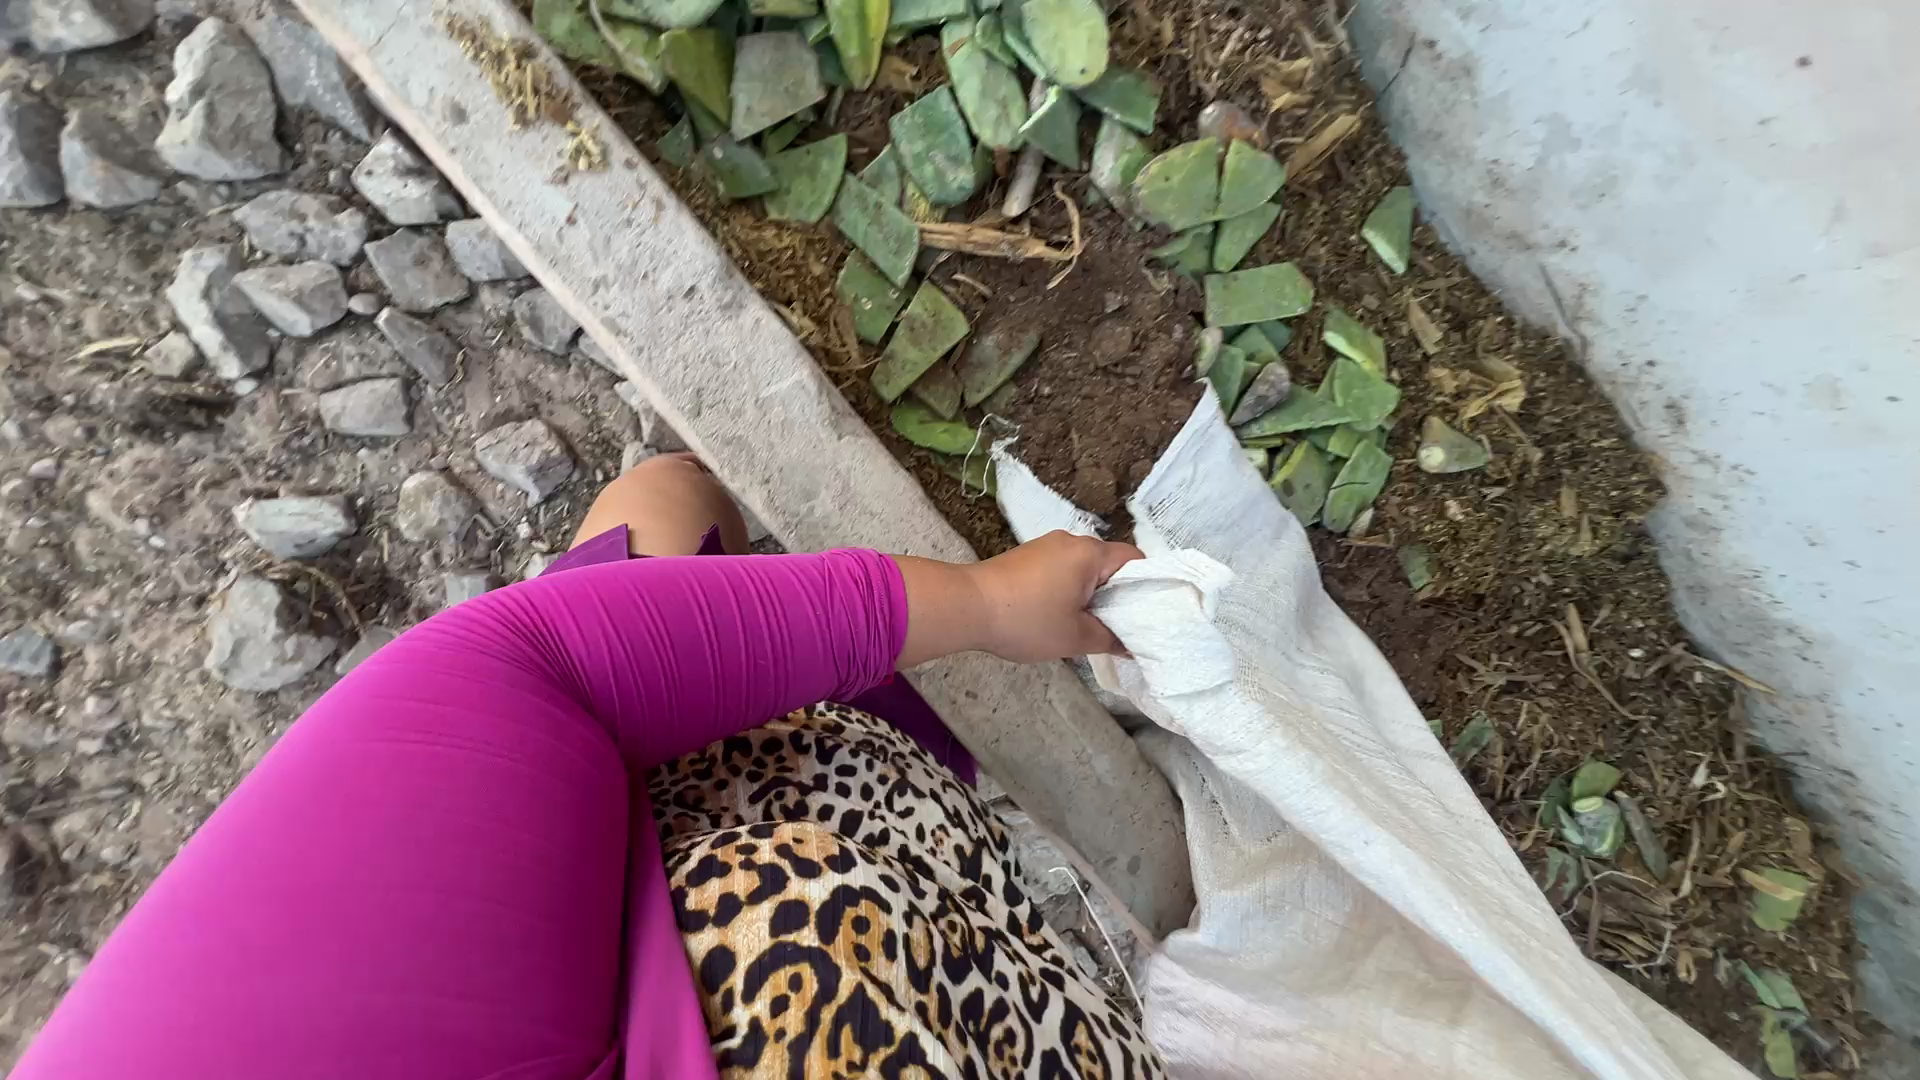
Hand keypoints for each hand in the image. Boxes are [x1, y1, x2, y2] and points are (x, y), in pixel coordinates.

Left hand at [893, 532, 1142, 666]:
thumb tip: (1133, 645)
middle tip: (1121, 627)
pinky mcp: (1026, 558)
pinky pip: (1060, 571)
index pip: (1135, 560)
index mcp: (1089, 553)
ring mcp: (1044, 547)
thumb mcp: (1075, 638)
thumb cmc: (1026, 620)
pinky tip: (1061, 616)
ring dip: (1090, 594)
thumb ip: (1110, 639)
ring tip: (1091, 627)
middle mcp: (1070, 541)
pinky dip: (1068, 590)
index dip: (1147, 587)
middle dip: (1117, 595)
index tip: (1148, 615)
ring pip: (1082, 569)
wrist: (966, 607)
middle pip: (1108, 564)